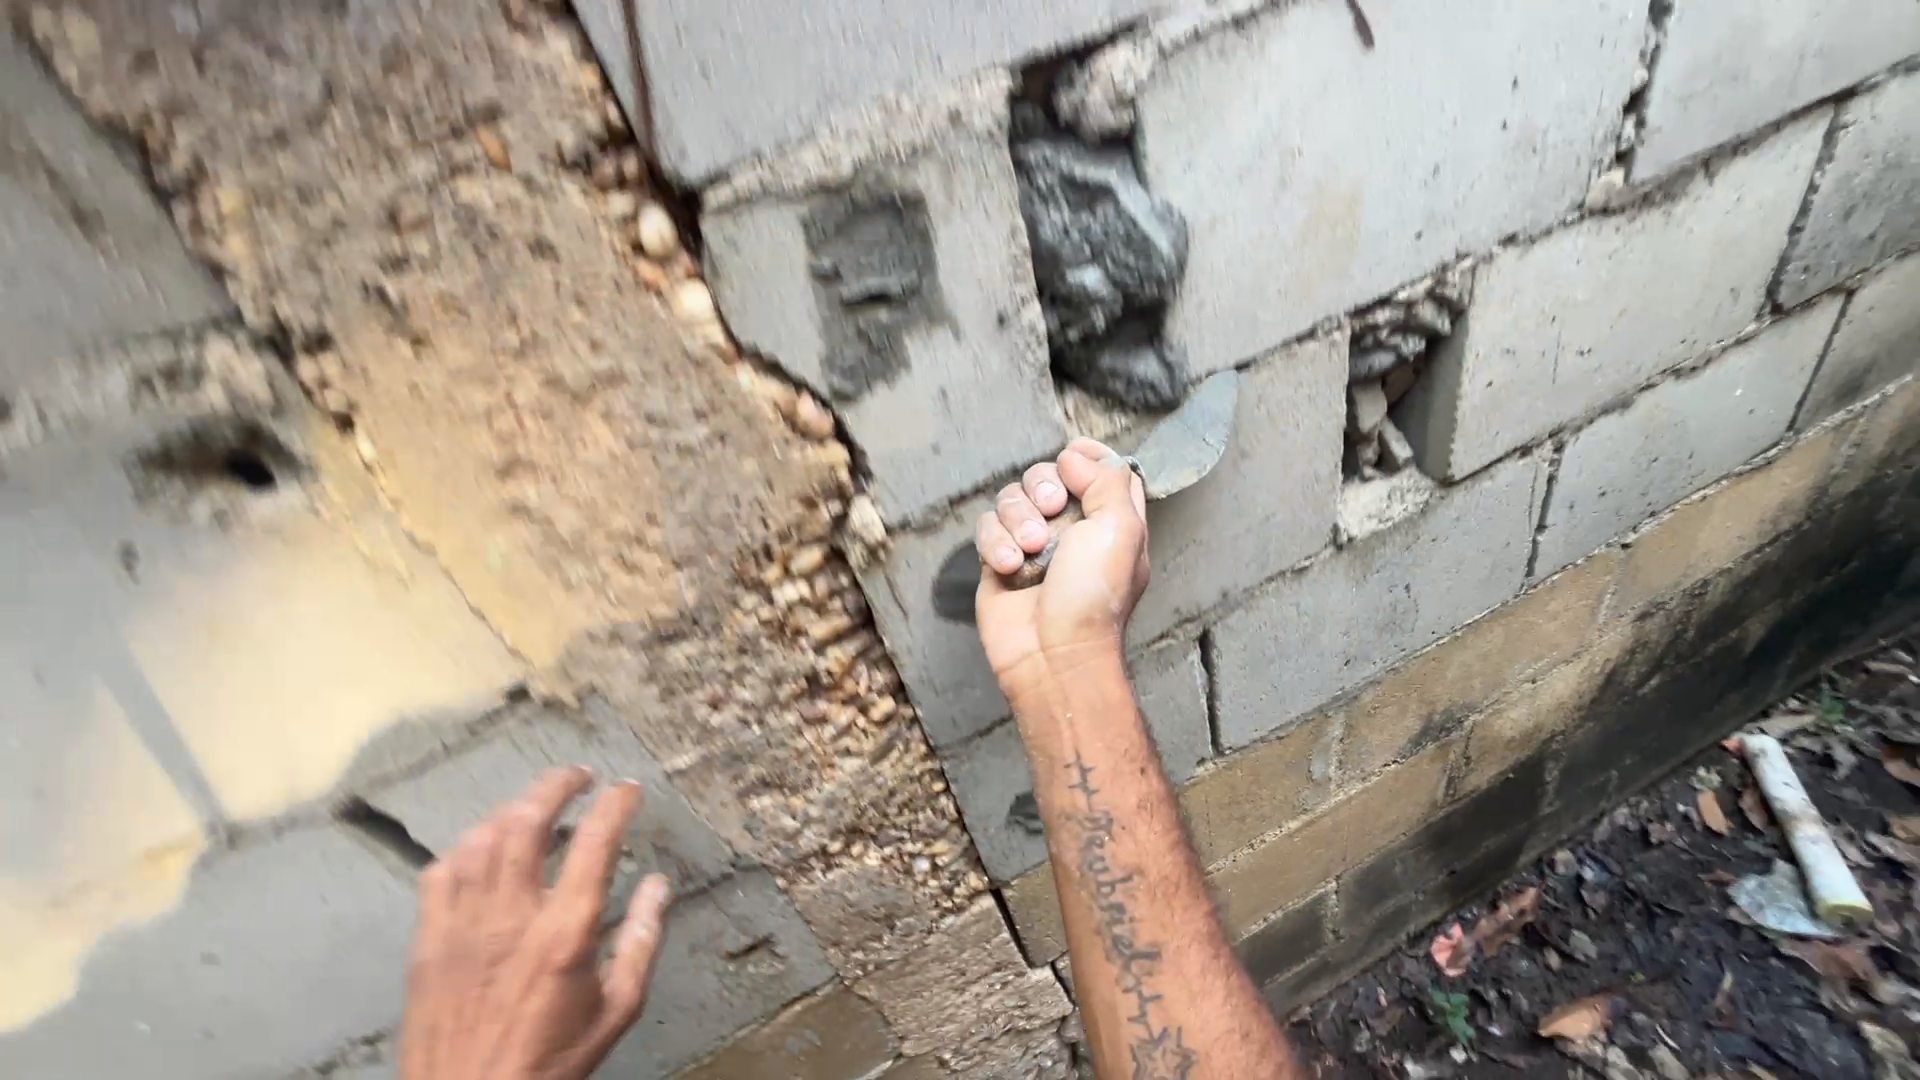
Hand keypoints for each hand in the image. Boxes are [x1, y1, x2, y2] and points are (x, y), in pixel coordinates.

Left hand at [400, 768, 672, 1079]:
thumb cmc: (553, 1060)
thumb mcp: (619, 1008)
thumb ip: (643, 940)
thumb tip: (660, 884)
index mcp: (566, 932)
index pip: (596, 842)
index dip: (616, 803)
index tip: (628, 789)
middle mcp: (512, 916)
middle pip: (528, 821)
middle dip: (558, 784)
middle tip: (581, 775)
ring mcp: (462, 927)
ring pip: (483, 838)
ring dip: (515, 809)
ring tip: (538, 806)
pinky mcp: (427, 942)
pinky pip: (440, 872)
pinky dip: (467, 847)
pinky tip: (485, 850)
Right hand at [974, 437, 1149, 695]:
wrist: (1051, 652)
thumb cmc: (1094, 596)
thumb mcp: (1121, 529)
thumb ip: (1106, 480)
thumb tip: (1073, 458)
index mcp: (1110, 520)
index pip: (1102, 470)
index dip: (1087, 456)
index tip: (1073, 453)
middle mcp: (1072, 528)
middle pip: (1047, 476)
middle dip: (1042, 486)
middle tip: (1050, 509)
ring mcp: (1032, 544)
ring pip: (1011, 498)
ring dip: (1017, 518)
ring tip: (1030, 549)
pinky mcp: (999, 560)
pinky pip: (986, 527)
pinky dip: (995, 543)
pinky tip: (1008, 567)